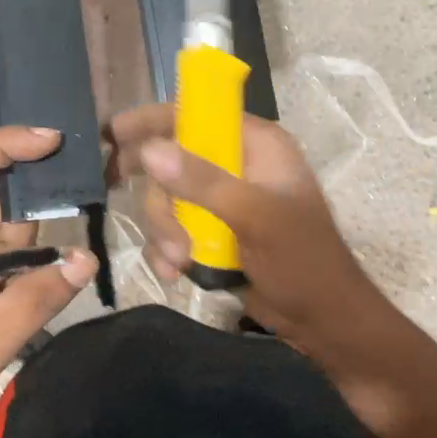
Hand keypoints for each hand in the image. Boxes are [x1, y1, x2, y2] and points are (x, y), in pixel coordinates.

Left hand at [0, 126, 99, 408]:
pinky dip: (38, 203)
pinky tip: (66, 190)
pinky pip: (12, 213)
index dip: (0, 145)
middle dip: (19, 148)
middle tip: (68, 140)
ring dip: (33, 173)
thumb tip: (86, 259)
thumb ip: (39, 297)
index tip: (46, 140)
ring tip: (77, 157)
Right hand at [103, 105, 382, 342]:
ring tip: (178, 261)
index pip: (196, 115)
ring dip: (163, 232)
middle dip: (160, 202)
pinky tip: (173, 271)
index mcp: (255, 145)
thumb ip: (203, 182)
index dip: (152, 120)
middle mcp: (233, 164)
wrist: (323, 322)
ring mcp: (219, 198)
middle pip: (169, 161)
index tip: (113, 134)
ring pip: (164, 199)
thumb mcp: (255, 218)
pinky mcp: (209, 230)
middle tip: (162, 231)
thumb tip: (149, 150)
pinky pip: (169, 227)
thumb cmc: (304, 262)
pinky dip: (165, 249)